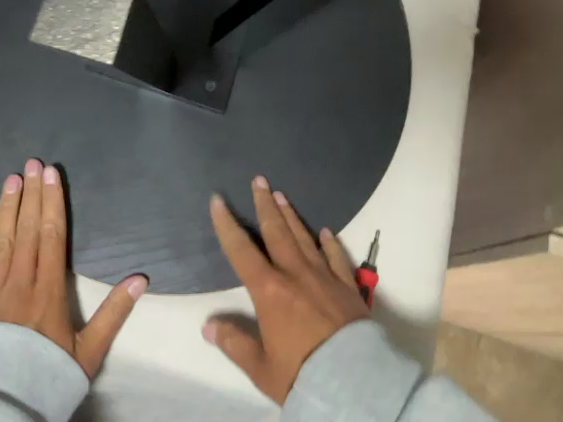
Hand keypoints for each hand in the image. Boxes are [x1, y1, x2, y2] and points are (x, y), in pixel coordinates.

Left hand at [0, 157, 146, 378]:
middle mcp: (20, 284)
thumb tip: (140, 279)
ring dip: (7, 207)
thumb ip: (113, 313)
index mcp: (48, 292)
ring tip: (11, 179)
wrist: (0, 406)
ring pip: (2, 240)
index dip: (52, 202)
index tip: (52, 175)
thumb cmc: (49, 376)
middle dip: (31, 194)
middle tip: (32, 163)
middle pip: (26, 230)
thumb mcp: (88, 351)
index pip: (51, 236)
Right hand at [204, 176, 369, 403]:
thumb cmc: (302, 374)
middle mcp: (294, 275)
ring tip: (282, 195)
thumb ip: (234, 344)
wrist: (353, 382)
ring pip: (304, 238)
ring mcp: (324, 277)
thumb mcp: (261, 367)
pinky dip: (330, 243)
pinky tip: (325, 231)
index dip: (227, 225)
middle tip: (259, 180)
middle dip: (265, 205)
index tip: (218, 200)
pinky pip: (336, 257)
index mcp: (269, 291)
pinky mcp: (348, 287)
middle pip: (276, 232)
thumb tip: (208, 327)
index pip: (241, 251)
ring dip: (292, 216)